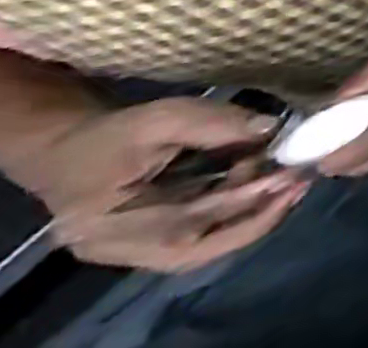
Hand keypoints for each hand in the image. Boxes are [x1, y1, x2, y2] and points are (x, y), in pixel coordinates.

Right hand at [20, 99, 307, 271]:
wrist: (67, 147)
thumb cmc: (110, 135)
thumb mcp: (161, 118)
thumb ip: (216, 123)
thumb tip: (273, 127)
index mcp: (106, 229)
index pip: (183, 224)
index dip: (240, 202)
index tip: (287, 176)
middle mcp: (120, 250)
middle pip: (199, 250)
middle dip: (256, 220)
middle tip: (300, 186)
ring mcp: (139, 248)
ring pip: (210, 242)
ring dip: (255, 211)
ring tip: (292, 176)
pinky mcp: (159, 235)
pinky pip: (208, 230)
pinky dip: (243, 206)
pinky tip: (271, 177)